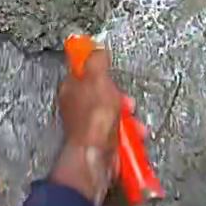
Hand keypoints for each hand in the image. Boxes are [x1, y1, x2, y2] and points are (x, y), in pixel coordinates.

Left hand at [52, 47, 120, 204]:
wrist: (96, 157)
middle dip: (120, 96)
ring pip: (114, 111)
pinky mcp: (102, 140)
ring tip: (131, 120)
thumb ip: (96, 60)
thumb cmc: (93, 118)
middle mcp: (78, 107)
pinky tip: (134, 134)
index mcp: (71, 89)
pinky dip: (129, 131)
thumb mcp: (97, 78)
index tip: (110, 70)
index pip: (83, 70)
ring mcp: (90, 125)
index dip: (100, 69)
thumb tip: (97, 48)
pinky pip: (119, 129)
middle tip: (125, 100)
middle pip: (104, 91)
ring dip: (128, 115)